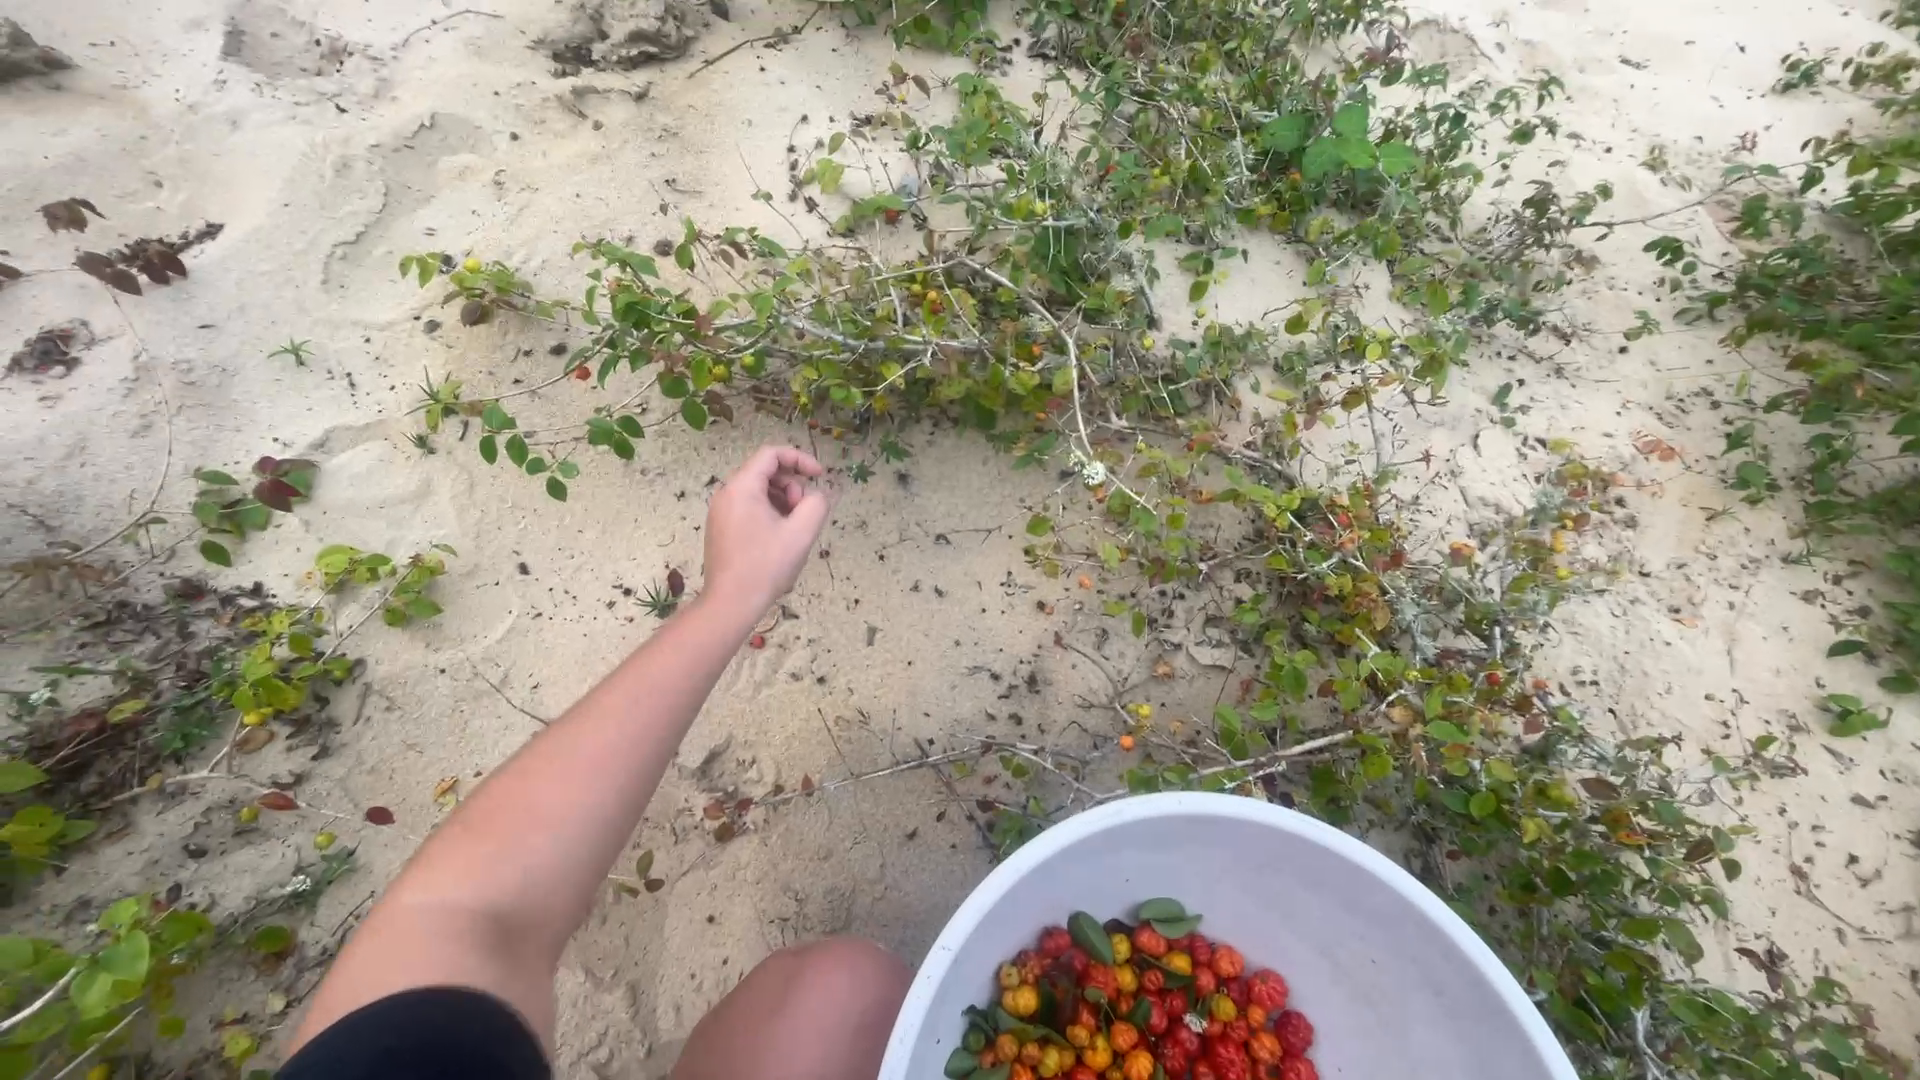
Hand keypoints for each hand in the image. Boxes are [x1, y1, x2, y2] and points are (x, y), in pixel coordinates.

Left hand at [702, 445, 829, 616]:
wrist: (731, 603)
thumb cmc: (766, 566)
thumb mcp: (801, 533)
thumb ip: (817, 504)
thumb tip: (817, 496)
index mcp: (742, 488)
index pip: (771, 454)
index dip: (800, 458)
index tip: (819, 475)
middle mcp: (726, 494)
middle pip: (764, 472)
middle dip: (792, 485)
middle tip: (804, 512)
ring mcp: (720, 513)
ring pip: (758, 492)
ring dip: (783, 501)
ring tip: (794, 529)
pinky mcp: (721, 529)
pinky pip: (749, 508)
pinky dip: (769, 513)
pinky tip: (779, 539)